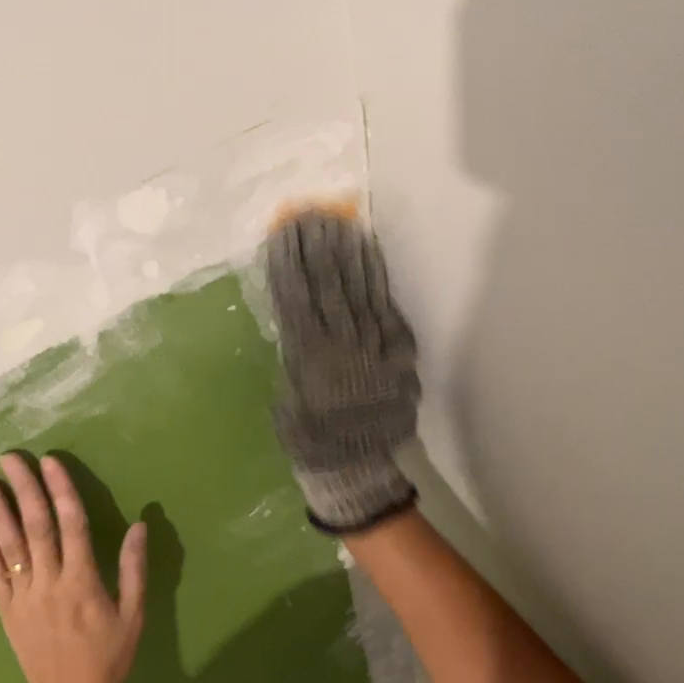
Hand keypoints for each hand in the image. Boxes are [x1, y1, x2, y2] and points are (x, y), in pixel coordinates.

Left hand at [0, 453, 147, 682]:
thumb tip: (139, 525)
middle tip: (10, 457)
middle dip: (23, 489)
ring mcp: (24, 596)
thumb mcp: (133, 614)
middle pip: (36, 527)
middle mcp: (50, 582)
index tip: (51, 462)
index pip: (71, 524)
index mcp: (83, 580)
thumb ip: (134, 569)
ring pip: (10, 546)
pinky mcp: (7, 611)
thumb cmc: (109, 657)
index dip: (61, 490)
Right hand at [265, 206, 421, 532]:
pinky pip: (388, 308)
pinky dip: (379, 279)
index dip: (290, 262)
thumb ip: (294, 357)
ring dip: (350, 254)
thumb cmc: (310, 439)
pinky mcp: (398, 353)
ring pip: (361, 291)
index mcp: (308, 359)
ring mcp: (374, 348)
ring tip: (341, 223)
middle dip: (319, 248)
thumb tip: (296, 319)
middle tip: (313, 214)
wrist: (356, 468)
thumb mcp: (287, 399)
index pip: (296, 298)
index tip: (285, 231)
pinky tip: (371, 254)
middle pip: (329, 287)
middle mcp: (342, 346)